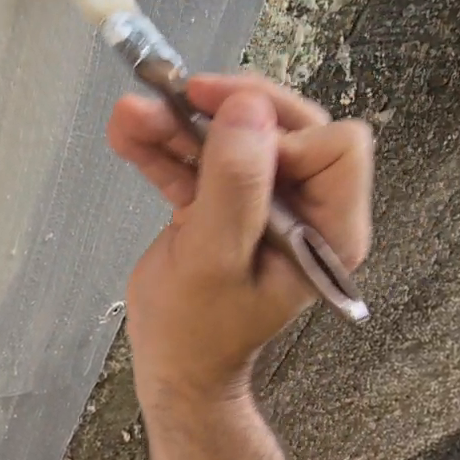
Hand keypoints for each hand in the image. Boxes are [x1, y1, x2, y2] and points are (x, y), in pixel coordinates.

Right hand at [107, 74, 372, 408]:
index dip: (283, 136)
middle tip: (178, 92)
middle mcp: (303, 209)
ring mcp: (259, 204)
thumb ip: (234, 186)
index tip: (228, 146)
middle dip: (226, 108)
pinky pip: (197, 163)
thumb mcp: (214, 260)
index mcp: (327, 229)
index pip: (334, 148)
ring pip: (230, 139)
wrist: (170, 366)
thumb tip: (246, 106)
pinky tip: (126, 134)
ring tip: (131, 112)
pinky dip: (162, 148)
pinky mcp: (220, 205)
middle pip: (282, 128)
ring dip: (179, 122)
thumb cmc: (196, 331)